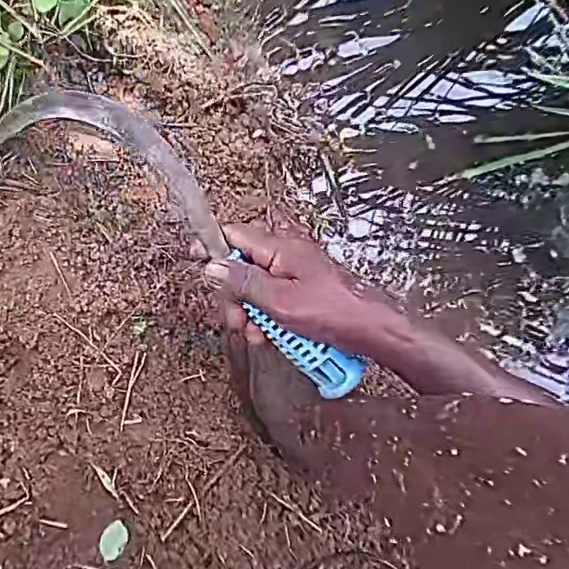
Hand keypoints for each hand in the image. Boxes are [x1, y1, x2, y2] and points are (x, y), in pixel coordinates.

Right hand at [202, 223, 399, 356]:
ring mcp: (294, 273)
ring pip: (255, 286)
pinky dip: (266, 316)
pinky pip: (272, 299)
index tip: (195, 260)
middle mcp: (286, 255)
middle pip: (241, 265)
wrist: (373, 331)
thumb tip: (212, 266)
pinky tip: (270, 334)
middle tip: (236, 318)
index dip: (212, 246)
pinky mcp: (301, 291)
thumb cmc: (333, 313)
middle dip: (232, 294)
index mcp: (280, 249)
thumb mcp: (278, 301)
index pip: (235, 234)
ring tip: (256, 332)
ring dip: (248, 310)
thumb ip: (242, 282)